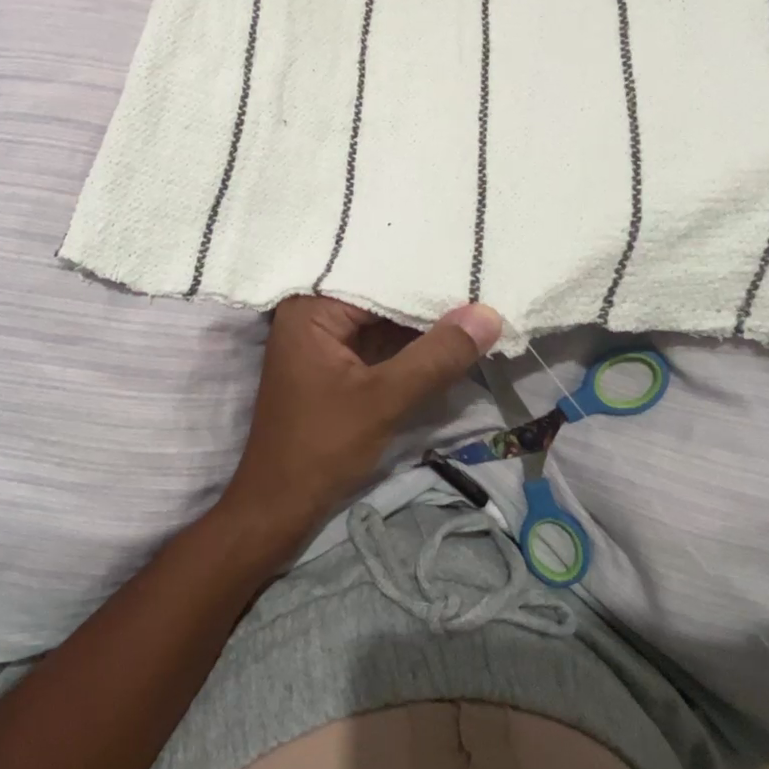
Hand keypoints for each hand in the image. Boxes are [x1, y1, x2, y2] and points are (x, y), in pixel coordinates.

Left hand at [216, 296, 501, 549]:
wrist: (279, 503)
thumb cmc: (322, 446)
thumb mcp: (384, 399)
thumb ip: (436, 355)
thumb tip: (489, 313)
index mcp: (309, 308)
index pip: (377, 276)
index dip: (428, 276)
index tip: (477, 265)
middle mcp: (310, 313)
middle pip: (379, 295)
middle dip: (427, 297)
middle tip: (485, 279)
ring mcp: (319, 339)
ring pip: (380, 320)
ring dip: (421, 322)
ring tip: (479, 303)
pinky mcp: (331, 364)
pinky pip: (375, 342)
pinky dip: (407, 345)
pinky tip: (449, 337)